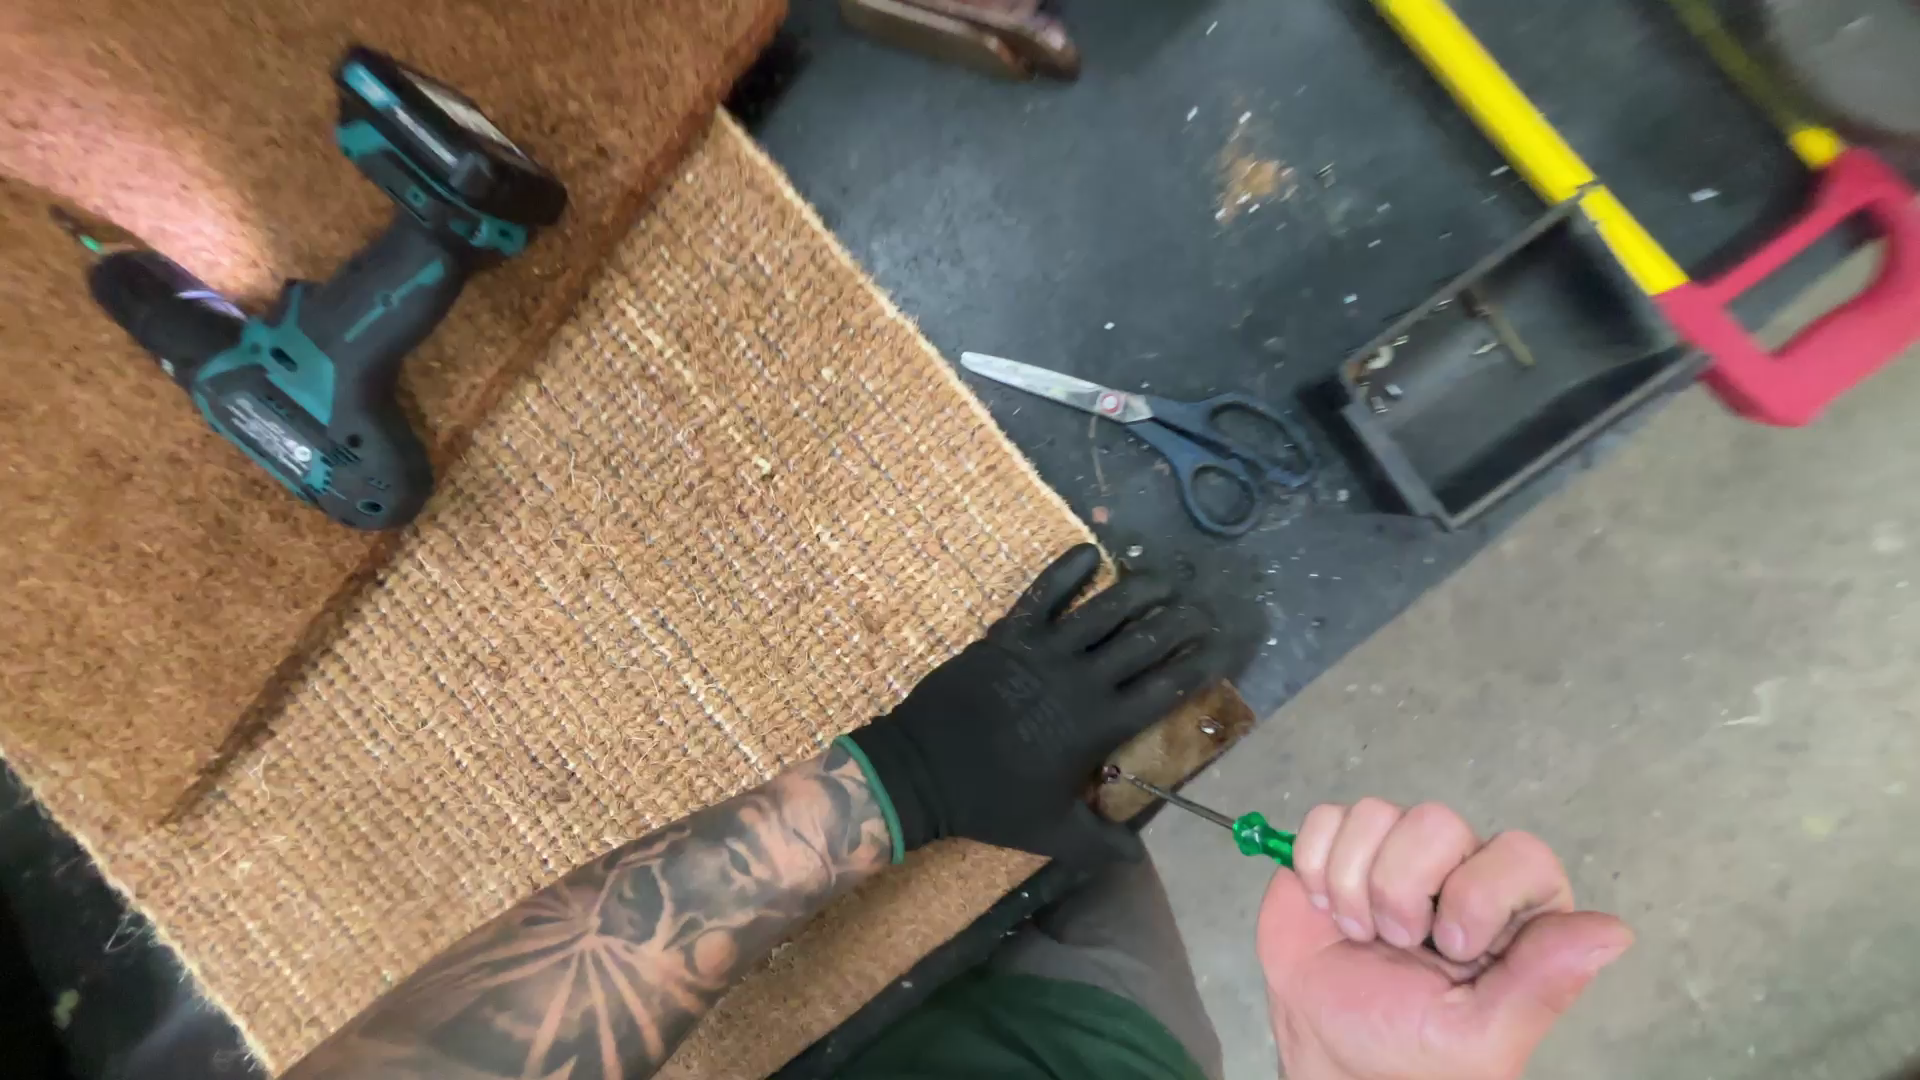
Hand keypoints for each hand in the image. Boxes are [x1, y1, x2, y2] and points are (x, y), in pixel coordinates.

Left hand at [844, 544, 1245, 863]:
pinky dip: (1066, 570)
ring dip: (1139, 590)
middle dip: (1182, 621)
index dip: (1201, 663)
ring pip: (1104, 610)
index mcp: (1099, 726)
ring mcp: (1044, 651)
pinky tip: (1089, 551)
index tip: (1225, 645)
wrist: (923, 769)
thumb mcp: (1053, 835)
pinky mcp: (1009, 633)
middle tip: (1204, 607)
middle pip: (1145, 640)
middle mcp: (1081, 679)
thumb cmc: (991, 800)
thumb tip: (1141, 856)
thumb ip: (1103, 844)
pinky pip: (1043, 593)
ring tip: (1164, 578)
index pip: (1165, 687)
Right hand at [1257, 800, 1631, 1079]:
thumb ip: (1540, 985)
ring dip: (1352, 882)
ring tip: (1356, 929)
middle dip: (1401, 886)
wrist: (1320, 1039)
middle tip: (1396, 940)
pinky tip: (1323, 905)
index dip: (1480, 891)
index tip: (1453, 948)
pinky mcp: (1333, 842)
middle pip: (1436, 821)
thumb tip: (1615, 930)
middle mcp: (1455, 868)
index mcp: (1511, 914)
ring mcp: (1389, 849)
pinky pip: (1324, 818)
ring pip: (1374, 813)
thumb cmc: (1408, 1049)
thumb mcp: (1481, 1037)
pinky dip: (1315, 865)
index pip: (1522, 854)